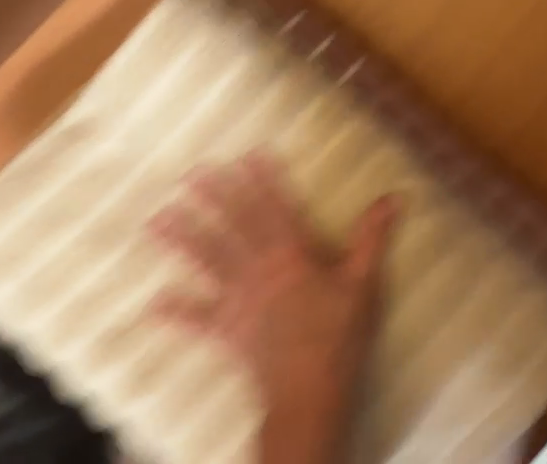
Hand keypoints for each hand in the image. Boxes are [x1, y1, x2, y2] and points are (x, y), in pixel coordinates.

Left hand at [149, 153, 398, 463]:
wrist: (309, 392)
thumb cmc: (338, 333)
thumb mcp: (363, 281)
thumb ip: (372, 236)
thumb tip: (392, 196)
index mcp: (292, 255)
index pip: (276, 209)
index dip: (262, 181)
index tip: (246, 155)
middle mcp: (259, 271)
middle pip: (234, 228)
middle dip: (214, 199)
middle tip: (191, 175)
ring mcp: (238, 301)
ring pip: (208, 263)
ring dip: (183, 240)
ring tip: (158, 219)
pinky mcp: (227, 332)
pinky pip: (198, 319)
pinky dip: (177, 312)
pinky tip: (154, 303)